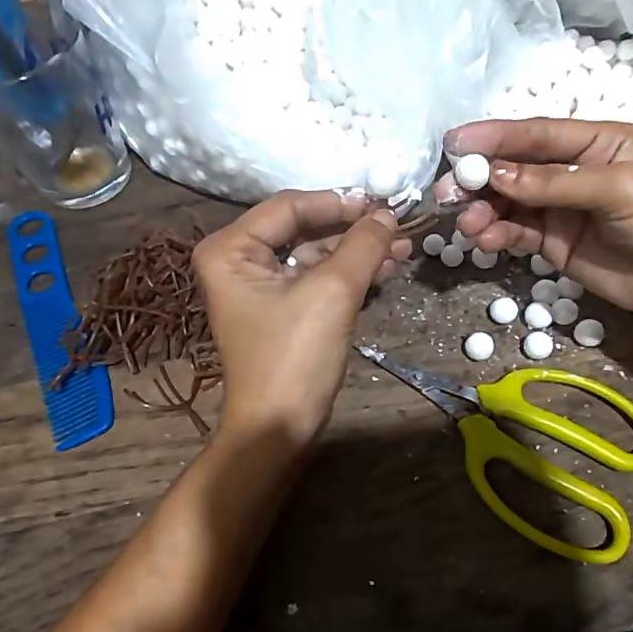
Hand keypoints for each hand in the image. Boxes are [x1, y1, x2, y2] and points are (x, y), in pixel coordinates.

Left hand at [194, 190, 409, 447]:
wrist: (278, 428)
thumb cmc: (295, 357)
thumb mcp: (333, 293)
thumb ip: (362, 245)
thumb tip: (387, 214)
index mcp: (230, 249)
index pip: (289, 206)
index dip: (338, 202)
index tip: (383, 204)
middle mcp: (236, 261)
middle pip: (301, 227)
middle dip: (351, 228)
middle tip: (398, 225)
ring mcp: (256, 287)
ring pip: (312, 253)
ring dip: (355, 250)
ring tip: (403, 248)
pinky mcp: (277, 309)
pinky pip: (313, 278)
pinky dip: (346, 273)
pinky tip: (384, 269)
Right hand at [439, 119, 632, 320]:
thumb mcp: (624, 190)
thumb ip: (557, 182)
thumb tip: (496, 176)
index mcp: (597, 142)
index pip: (536, 134)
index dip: (494, 137)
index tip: (453, 144)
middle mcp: (574, 170)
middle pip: (514, 168)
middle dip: (478, 178)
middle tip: (445, 193)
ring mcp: (562, 209)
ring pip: (509, 202)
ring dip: (482, 210)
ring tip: (465, 225)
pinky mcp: (556, 244)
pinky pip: (516, 233)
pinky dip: (496, 235)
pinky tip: (484, 241)